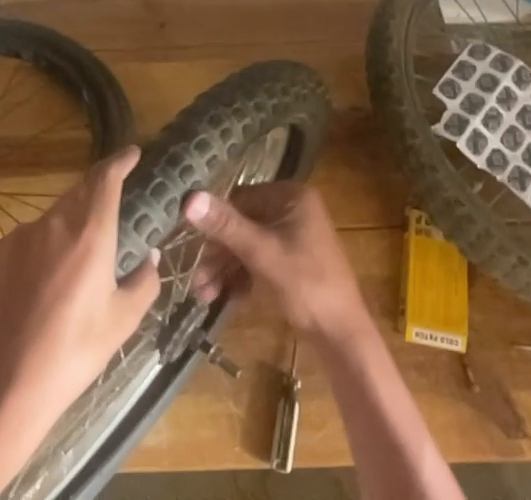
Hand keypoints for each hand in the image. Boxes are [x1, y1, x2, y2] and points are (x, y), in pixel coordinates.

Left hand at [0, 146, 159, 423]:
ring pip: (53, 219)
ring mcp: (20, 238)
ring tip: (79, 263)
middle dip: (97, 193)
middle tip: (113, 210)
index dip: (119, 161)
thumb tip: (148, 257)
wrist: (6, 383)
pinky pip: (29, 240)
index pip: (105, 179)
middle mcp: (53, 225)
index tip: (131, 153)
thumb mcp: (123, 320)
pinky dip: (44, 248)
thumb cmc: (75, 352)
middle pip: (79, 194)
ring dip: (70, 226)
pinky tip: (46, 284)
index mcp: (90, 233)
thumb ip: (143, 281)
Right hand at [183, 183, 367, 342]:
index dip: (215, 226)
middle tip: (197, 282)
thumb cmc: (305, 285)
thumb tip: (189, 198)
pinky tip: (225, 297)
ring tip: (204, 296)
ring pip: (247, 245)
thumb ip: (225, 225)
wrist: (341, 333)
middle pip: (241, 224)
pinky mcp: (292, 259)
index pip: (240, 200)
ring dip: (225, 269)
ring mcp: (294, 235)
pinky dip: (241, 276)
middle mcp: (293, 209)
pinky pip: (258, 260)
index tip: (194, 252)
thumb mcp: (261, 253)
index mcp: (291, 197)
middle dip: (218, 255)